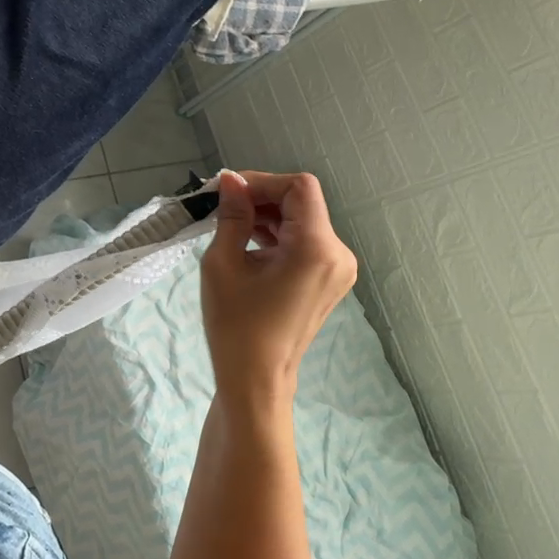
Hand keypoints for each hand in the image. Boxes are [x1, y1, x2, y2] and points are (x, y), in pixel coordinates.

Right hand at [202, 170, 356, 400]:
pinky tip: (247, 243)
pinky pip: (304, 241)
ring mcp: (337, 269)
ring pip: (302, 220)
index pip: (299, 188)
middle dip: (261, 197)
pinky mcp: (328, 280)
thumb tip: (230, 179)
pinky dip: (277, 234)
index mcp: (316, 248)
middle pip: (302, 202)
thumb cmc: (235, 322)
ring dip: (267, 214)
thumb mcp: (223, 262)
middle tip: (220, 206)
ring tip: (229, 225)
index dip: (262, 181)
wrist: (255, 378)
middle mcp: (338, 254)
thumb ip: (232, 215)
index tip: (227, 191)